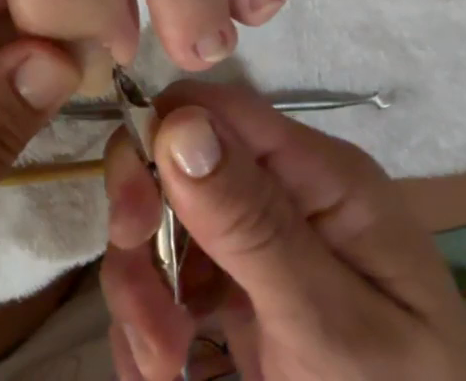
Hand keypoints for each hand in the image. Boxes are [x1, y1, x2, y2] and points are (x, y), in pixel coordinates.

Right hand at [102, 82, 465, 380]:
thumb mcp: (332, 324)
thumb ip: (254, 224)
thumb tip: (179, 121)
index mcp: (322, 179)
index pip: (218, 111)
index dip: (156, 142)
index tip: (134, 216)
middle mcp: (282, 195)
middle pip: (169, 164)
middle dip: (139, 228)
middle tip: (140, 304)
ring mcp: (250, 242)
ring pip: (152, 224)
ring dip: (139, 291)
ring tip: (159, 365)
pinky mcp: (228, 288)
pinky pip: (157, 276)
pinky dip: (142, 322)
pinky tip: (157, 368)